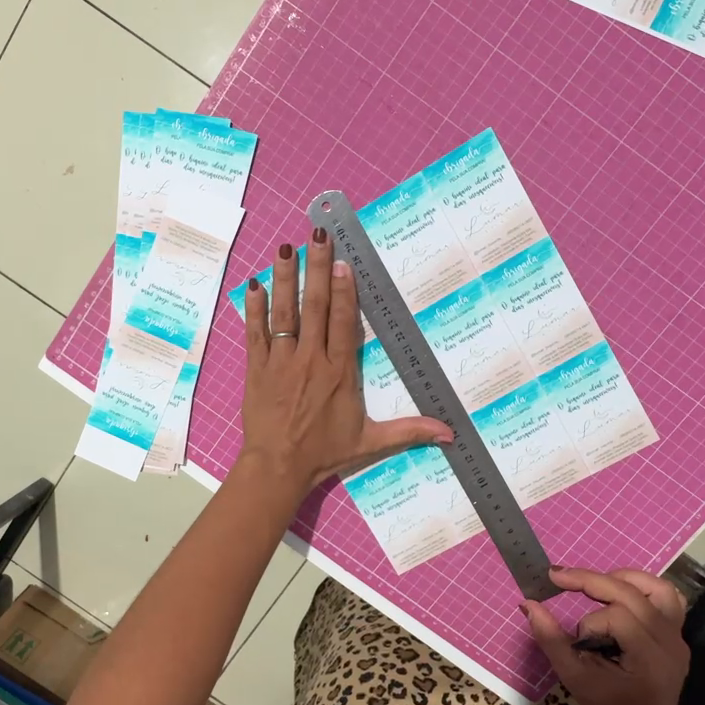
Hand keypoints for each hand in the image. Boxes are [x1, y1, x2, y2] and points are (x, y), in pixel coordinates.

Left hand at [239, 226, 451, 491]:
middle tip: (317, 237)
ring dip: (284, 279)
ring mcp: (281, 363)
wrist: (278, 467)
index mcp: (339, 373)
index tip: (343, 264)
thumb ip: (409, 431)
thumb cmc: (324, 453)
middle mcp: (310, 361)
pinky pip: (256, 334)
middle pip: (313, 308)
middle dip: (316, 270)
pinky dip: (254, 309)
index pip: (342, 324)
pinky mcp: (257, 369)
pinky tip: (254, 284)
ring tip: (285, 248)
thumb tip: (450, 433)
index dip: (342, 292)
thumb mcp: (370, 442)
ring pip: (284, 314)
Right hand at [523, 567, 693, 704]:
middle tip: (559, 576)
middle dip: (592, 581)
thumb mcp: (575, 679)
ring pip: (656, 587)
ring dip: (622, 578)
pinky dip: (644, 587)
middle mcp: (669, 641)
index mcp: (647, 657)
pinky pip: (669, 597)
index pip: (617, 617)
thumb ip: (552, 640)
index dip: (590, 622)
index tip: (577, 639)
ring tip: (595, 583)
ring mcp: (678, 635)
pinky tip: (622, 591)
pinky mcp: (679, 632)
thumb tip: (528, 604)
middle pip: (632, 594)